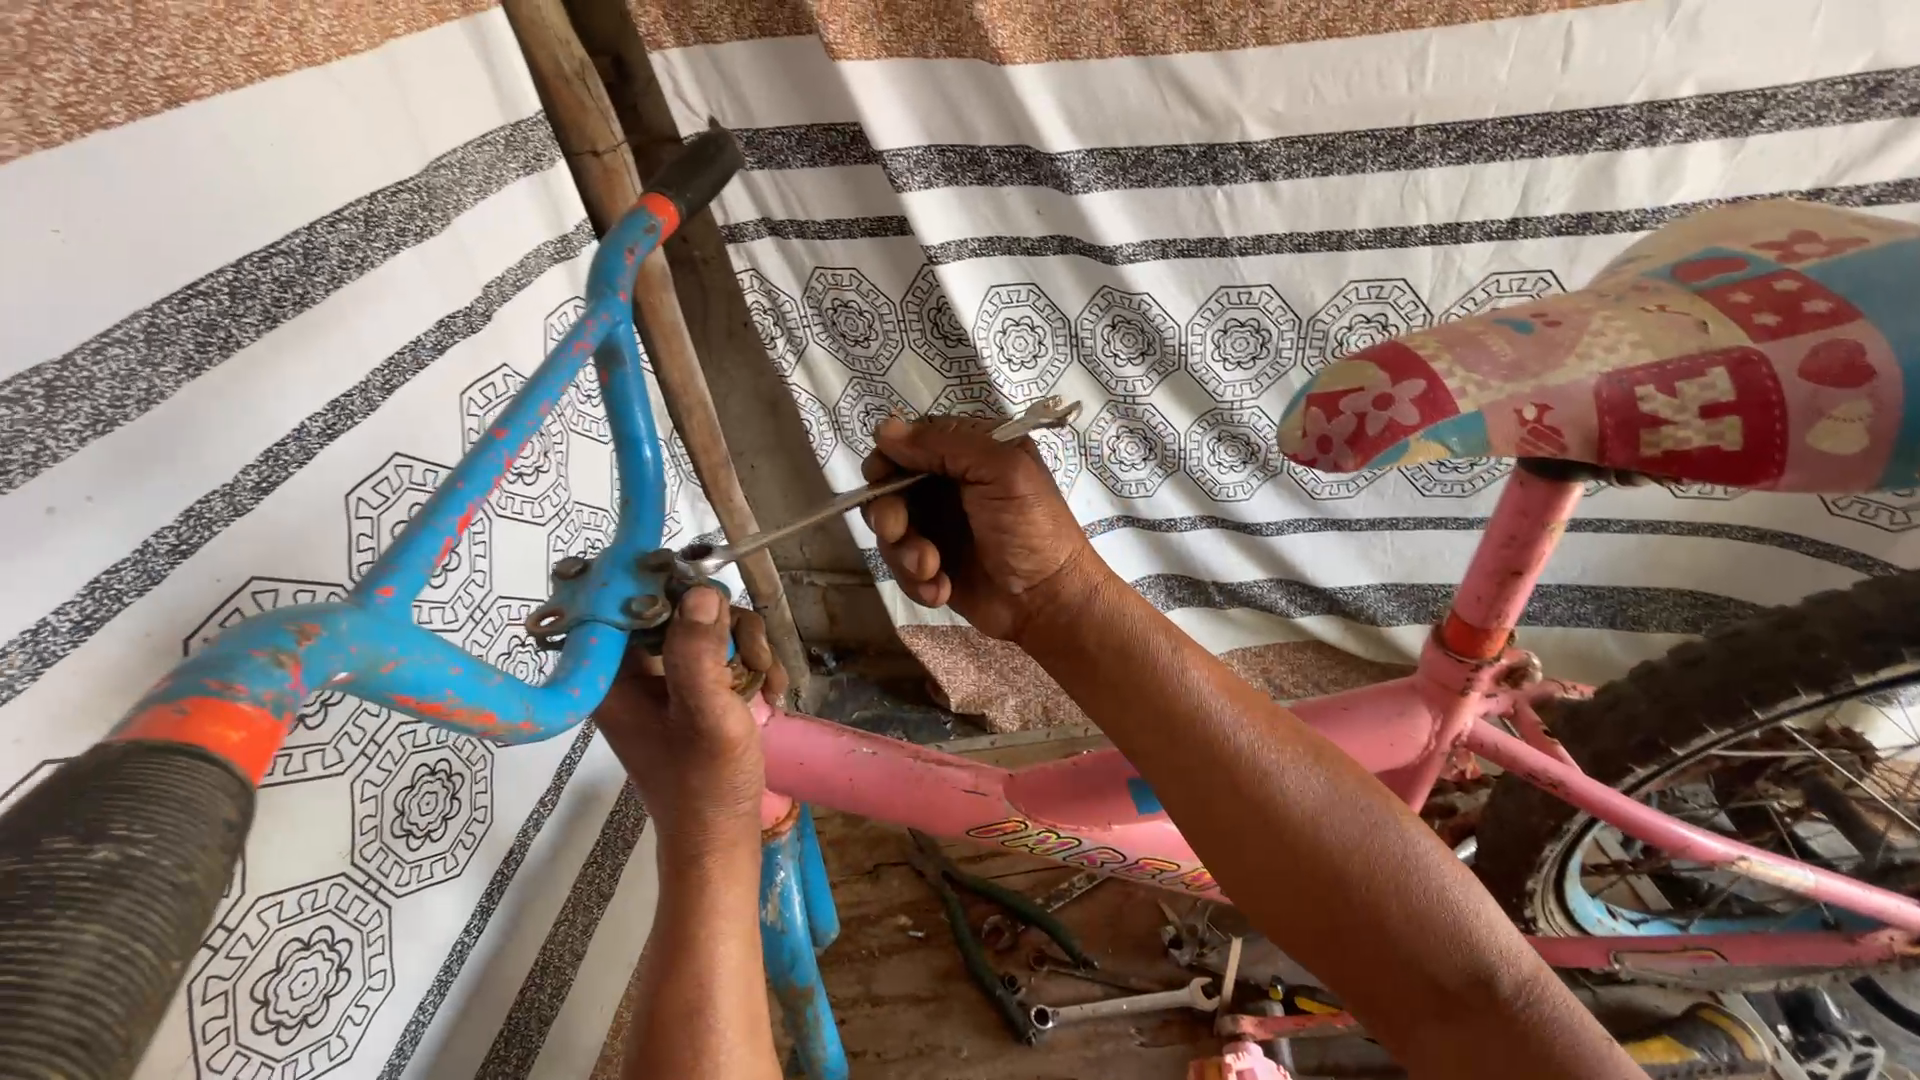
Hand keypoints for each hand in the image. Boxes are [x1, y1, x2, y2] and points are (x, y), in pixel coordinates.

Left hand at [594, 586, 787, 838]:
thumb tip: (701, 591)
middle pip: (678, 609)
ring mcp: (667, 681)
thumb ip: (698, 652)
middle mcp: (634, 672)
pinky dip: (752, 665)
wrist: (723, 837)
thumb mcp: (706, 714)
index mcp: (614, 676)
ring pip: (709, 627)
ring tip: (765, 683)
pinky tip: (768, 693)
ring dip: (748, 647)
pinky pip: (724, 653)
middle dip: (726, 627)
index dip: (667, 587)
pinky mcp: (694, 691)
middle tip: (751, 658)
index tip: (711, 597)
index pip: (627, 601)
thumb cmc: (707, 783)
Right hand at [861, 415, 1106, 641]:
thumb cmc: (1033, 528)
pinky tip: (940, 589)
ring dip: (904, 552)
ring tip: (930, 569)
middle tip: (897, 531)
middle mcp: (951, 485)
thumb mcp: (1001, 472)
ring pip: (890, 529)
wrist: (1048, 601)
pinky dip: (915, 579)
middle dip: (888, 512)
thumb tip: (885, 428)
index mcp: (972, 452)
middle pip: (891, 486)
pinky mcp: (933, 565)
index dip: (890, 457)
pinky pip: (900, 565)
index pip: (914, 441)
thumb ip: (945, 444)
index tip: (880, 477)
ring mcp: (940, 526)